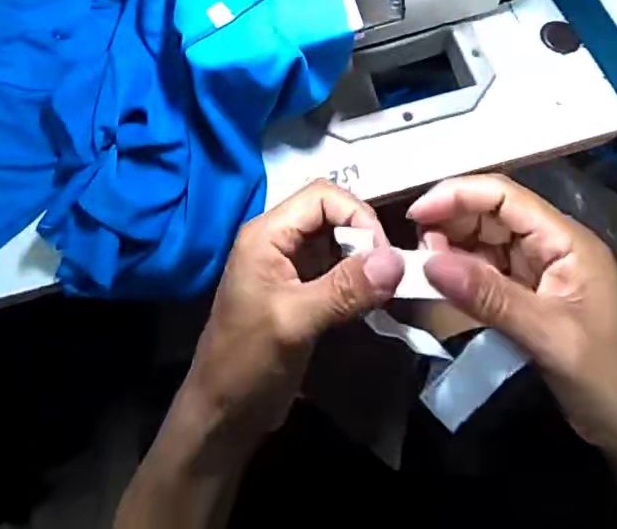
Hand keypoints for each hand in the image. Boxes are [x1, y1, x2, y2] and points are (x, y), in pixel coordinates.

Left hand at [181, 180, 404, 440]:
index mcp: (267, 234)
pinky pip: (338, 265)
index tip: (382, 253)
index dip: (357, 214)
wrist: (219, 420)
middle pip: (333, 212)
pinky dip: (359, 276)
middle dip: (364, 234)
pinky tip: (372, 297)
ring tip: (384, 284)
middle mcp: (279, 239)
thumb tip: (396, 261)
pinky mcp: (303, 287)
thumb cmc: (245, 364)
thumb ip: (345, 289)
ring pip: (338, 238)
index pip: (322, 196)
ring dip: (364, 256)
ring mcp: (291, 263)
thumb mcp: (294, 323)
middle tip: (387, 270)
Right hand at [408, 175, 616, 528]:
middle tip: (416, 252)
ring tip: (426, 269)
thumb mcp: (551, 338)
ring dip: (456, 249)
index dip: (458, 196)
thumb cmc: (614, 381)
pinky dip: (468, 276)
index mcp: (567, 239)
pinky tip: (447, 285)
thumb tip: (429, 262)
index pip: (506, 196)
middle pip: (494, 214)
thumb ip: (490, 297)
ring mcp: (546, 272)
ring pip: (491, 243)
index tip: (415, 214)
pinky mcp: (538, 298)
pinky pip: (495, 274)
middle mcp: (554, 246)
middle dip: (453, 222)